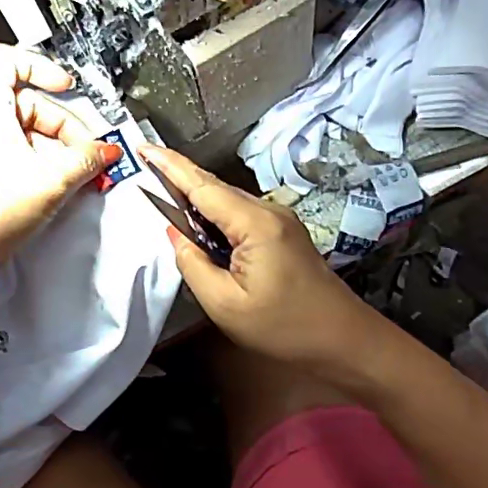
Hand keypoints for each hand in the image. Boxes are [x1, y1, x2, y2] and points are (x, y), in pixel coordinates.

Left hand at [0, 46, 120, 311]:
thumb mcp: (53, 178)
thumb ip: (86, 158)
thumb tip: (103, 151)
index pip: (10, 60)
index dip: (43, 67)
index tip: (66, 86)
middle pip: (25, 104)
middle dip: (63, 126)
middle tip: (86, 152)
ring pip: (19, 133)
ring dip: (52, 150)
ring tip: (74, 175)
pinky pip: (7, 155)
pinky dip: (34, 164)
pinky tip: (52, 187)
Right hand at [140, 146, 388, 375]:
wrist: (343, 340)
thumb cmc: (284, 327)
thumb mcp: (225, 304)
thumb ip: (193, 264)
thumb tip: (175, 234)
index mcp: (255, 224)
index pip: (202, 186)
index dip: (169, 166)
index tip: (143, 147)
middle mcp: (269, 212)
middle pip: (214, 187)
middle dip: (178, 176)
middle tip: (144, 168)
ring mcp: (279, 220)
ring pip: (227, 200)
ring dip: (196, 199)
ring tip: (164, 199)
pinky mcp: (282, 233)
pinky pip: (239, 215)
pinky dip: (214, 215)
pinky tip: (199, 226)